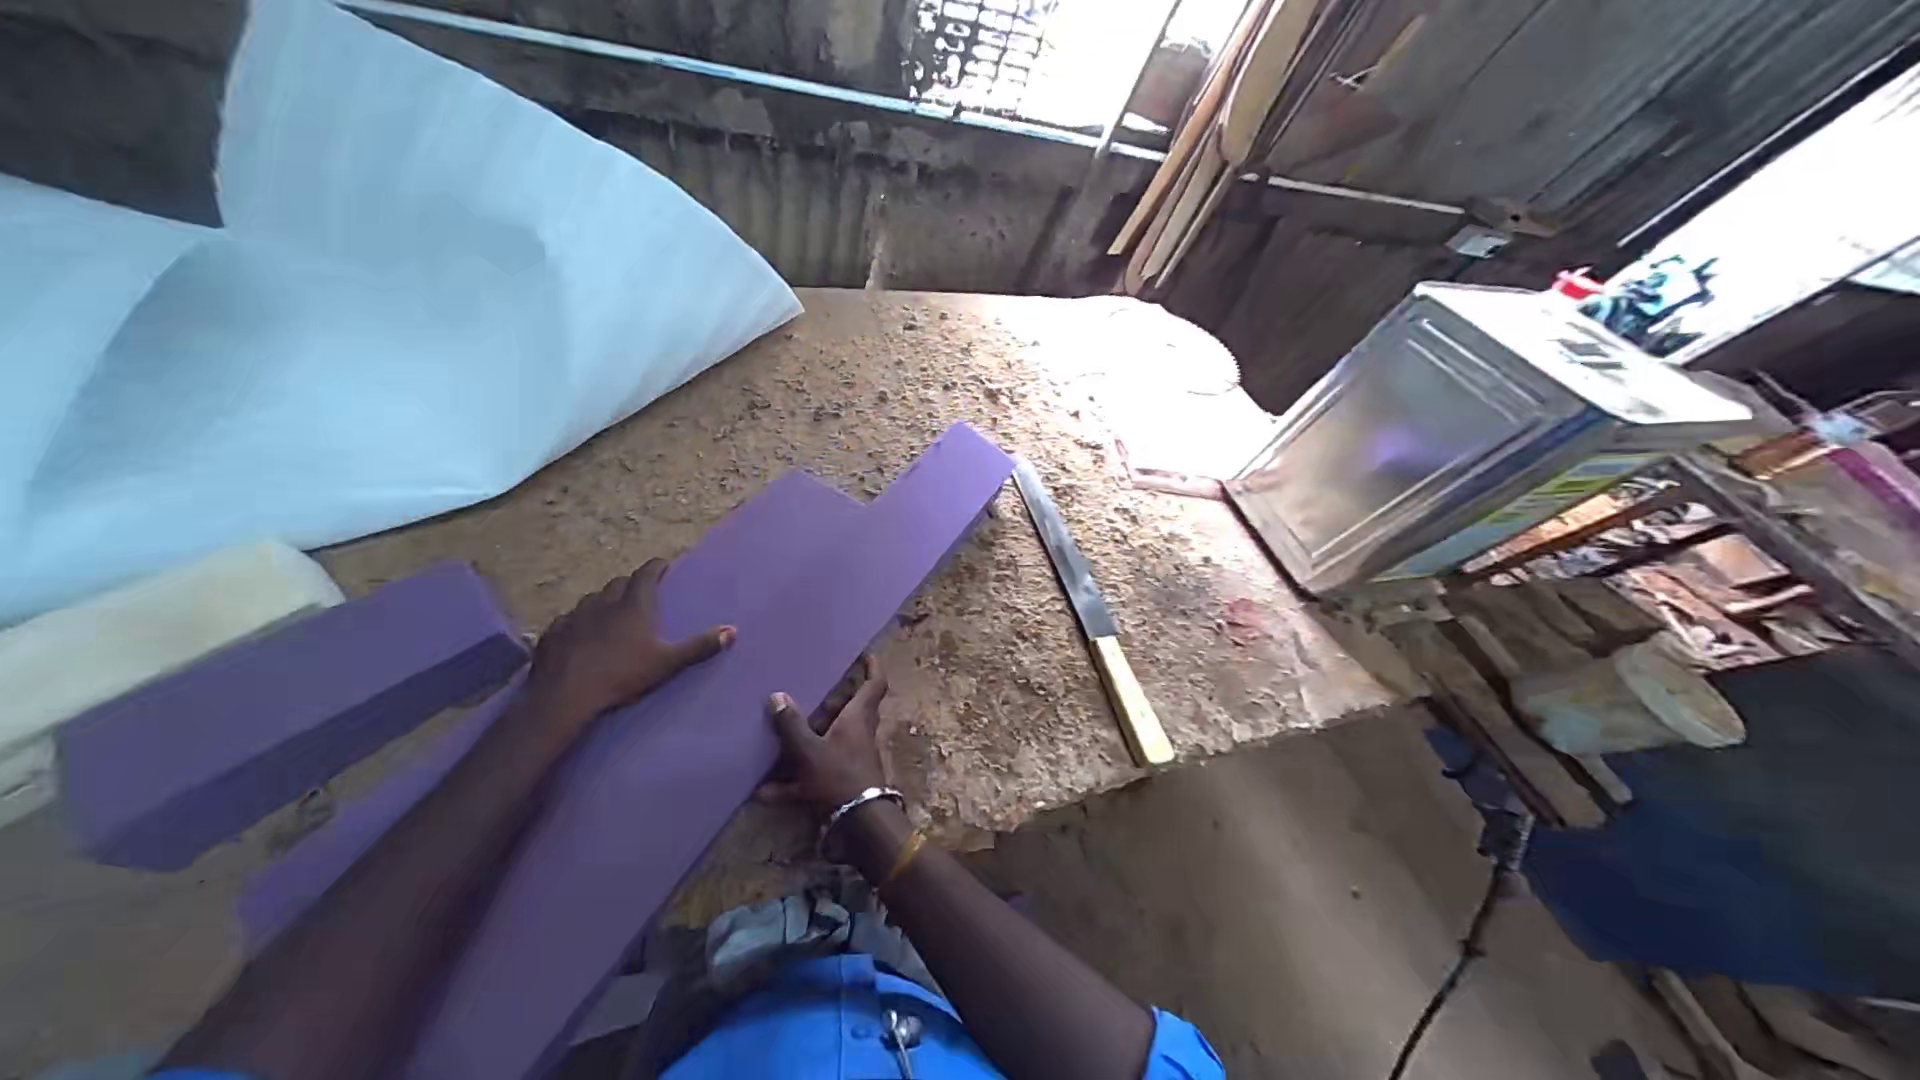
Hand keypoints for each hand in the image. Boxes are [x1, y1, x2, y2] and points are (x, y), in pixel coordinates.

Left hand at [529, 559, 734, 731]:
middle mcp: (603, 603)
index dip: (656, 567)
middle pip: (618, 583)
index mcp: (633, 606)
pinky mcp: (553, 633)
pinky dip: (579, 621)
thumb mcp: (667, 663)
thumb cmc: (622, 675)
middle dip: (631, 584)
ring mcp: (574, 616)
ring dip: (604, 601)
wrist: (565, 695)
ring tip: (611, 613)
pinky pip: (568, 619)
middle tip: (640, 593)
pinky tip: (580, 634)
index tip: (664, 565)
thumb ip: (699, 647)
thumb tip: (732, 632)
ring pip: (592, 599)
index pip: (646, 574)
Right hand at [766, 655, 888, 815]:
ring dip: (805, 741)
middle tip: (814, 689)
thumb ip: (791, 725)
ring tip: (778, 737)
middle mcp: (858, 735)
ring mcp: (850, 759)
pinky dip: (791, 783)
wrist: (859, 824)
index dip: (873, 668)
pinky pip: (813, 775)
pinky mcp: (840, 783)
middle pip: (851, 710)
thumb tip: (776, 695)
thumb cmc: (839, 777)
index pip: (875, 685)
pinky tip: (763, 792)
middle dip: (834, 700)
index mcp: (858, 718)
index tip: (867, 655)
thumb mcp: (809, 750)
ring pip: (828, 742)